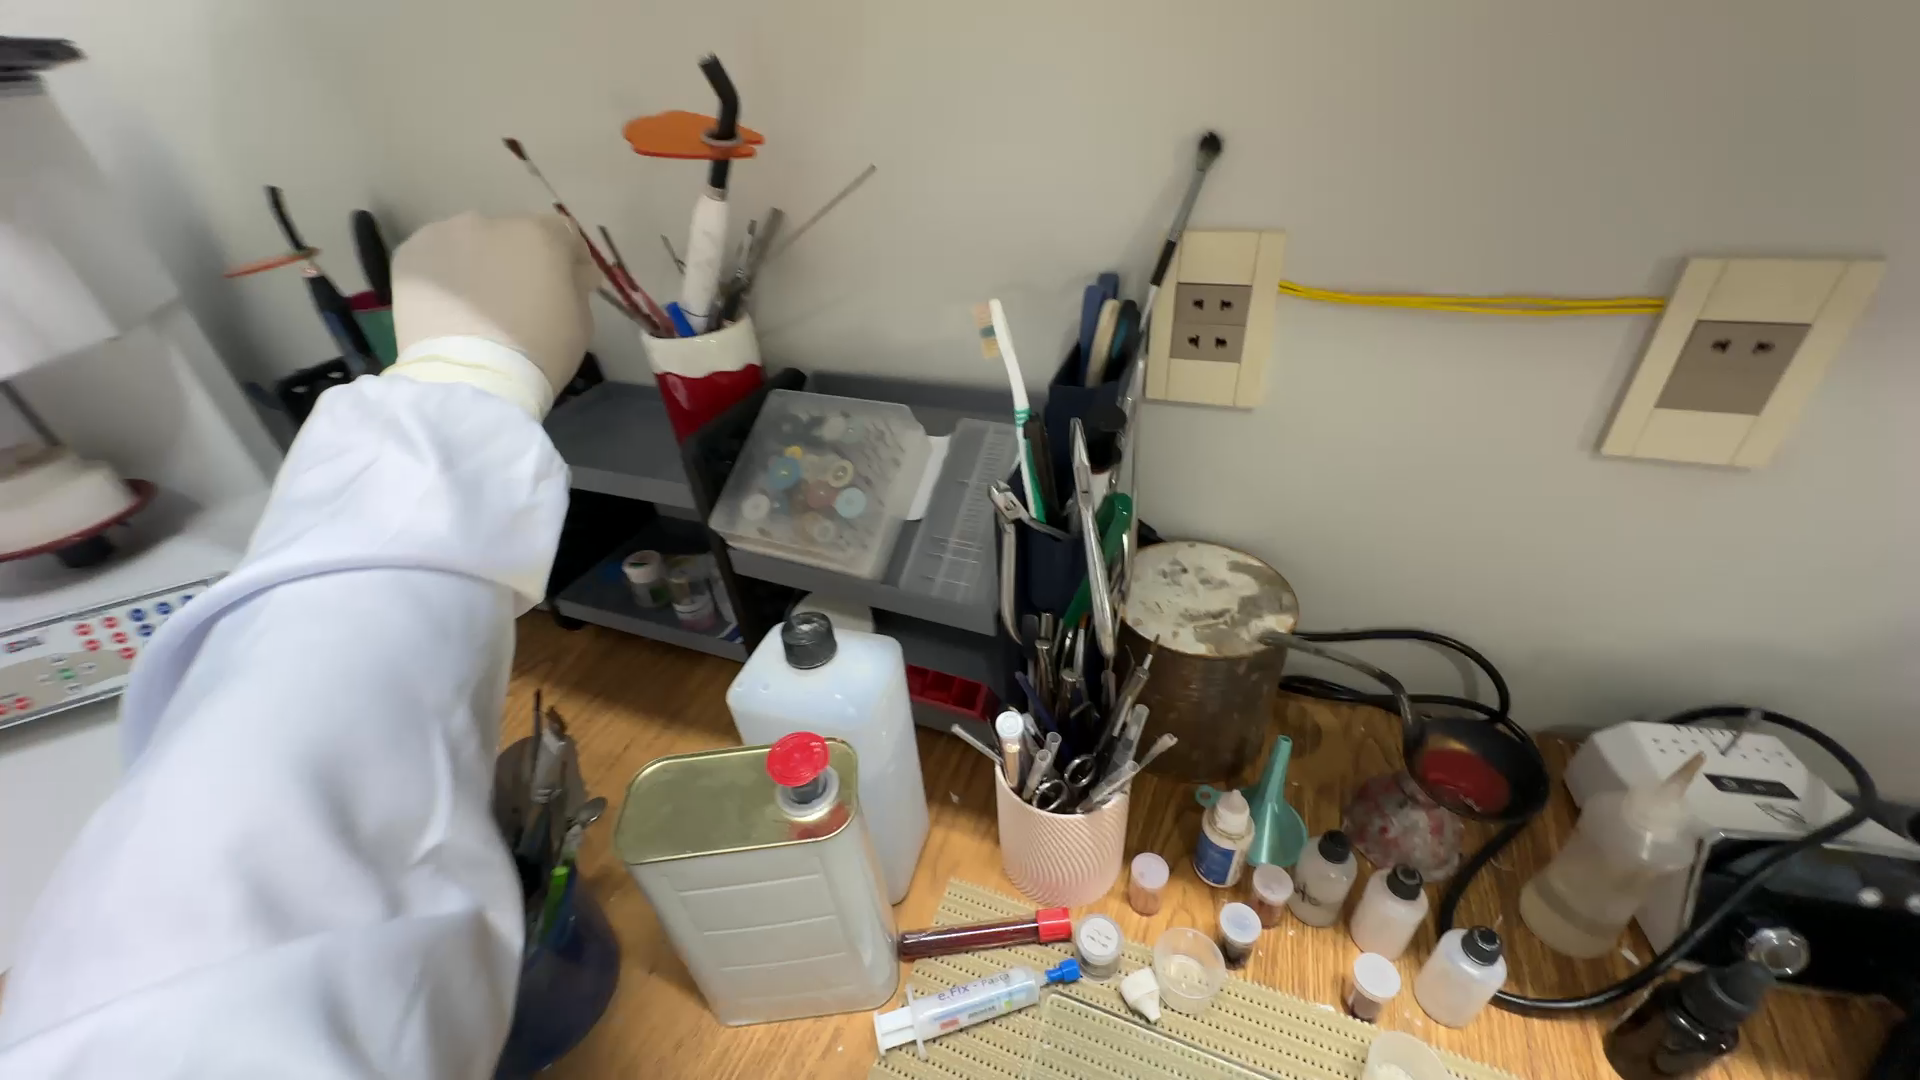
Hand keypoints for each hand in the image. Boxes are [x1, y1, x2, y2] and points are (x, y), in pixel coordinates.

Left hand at [391, 213, 595, 392]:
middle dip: (522, 259)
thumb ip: (577, 286)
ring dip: (482, 263)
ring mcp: (444, 234)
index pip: (563, 233)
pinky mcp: (409, 254)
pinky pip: (439, 259)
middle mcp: (489, 222)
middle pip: (514, 234)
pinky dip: (449, 275)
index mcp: (539, 236)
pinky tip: (454, 306)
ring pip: (472, 243)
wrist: (472, 375)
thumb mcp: (581, 321)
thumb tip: (573, 273)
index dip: (570, 257)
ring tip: (482, 302)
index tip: (573, 281)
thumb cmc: (541, 350)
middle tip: (522, 296)